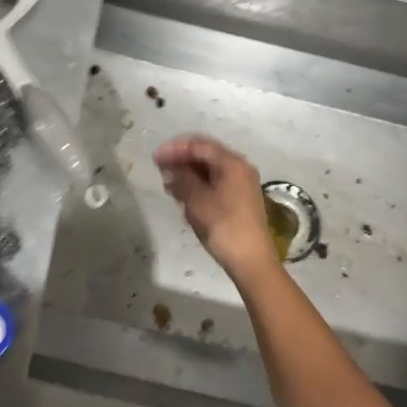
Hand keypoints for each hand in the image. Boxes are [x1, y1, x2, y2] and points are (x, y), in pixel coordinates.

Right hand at [154, 134, 275, 279]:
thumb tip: (169, 167)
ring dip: (188, 172)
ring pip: (210, 169)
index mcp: (232, 163)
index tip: (155, 158)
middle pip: (206, 154)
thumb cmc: (224, 227)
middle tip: (160, 169)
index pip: (199, 145)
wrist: (252, 262)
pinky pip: (215, 182)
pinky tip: (184, 194)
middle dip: (181, 159)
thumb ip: (181, 178)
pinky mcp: (240, 198)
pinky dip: (198, 184)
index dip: (175, 148)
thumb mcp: (197, 201)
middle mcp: (240, 168)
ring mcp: (242, 184)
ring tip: (169, 183)